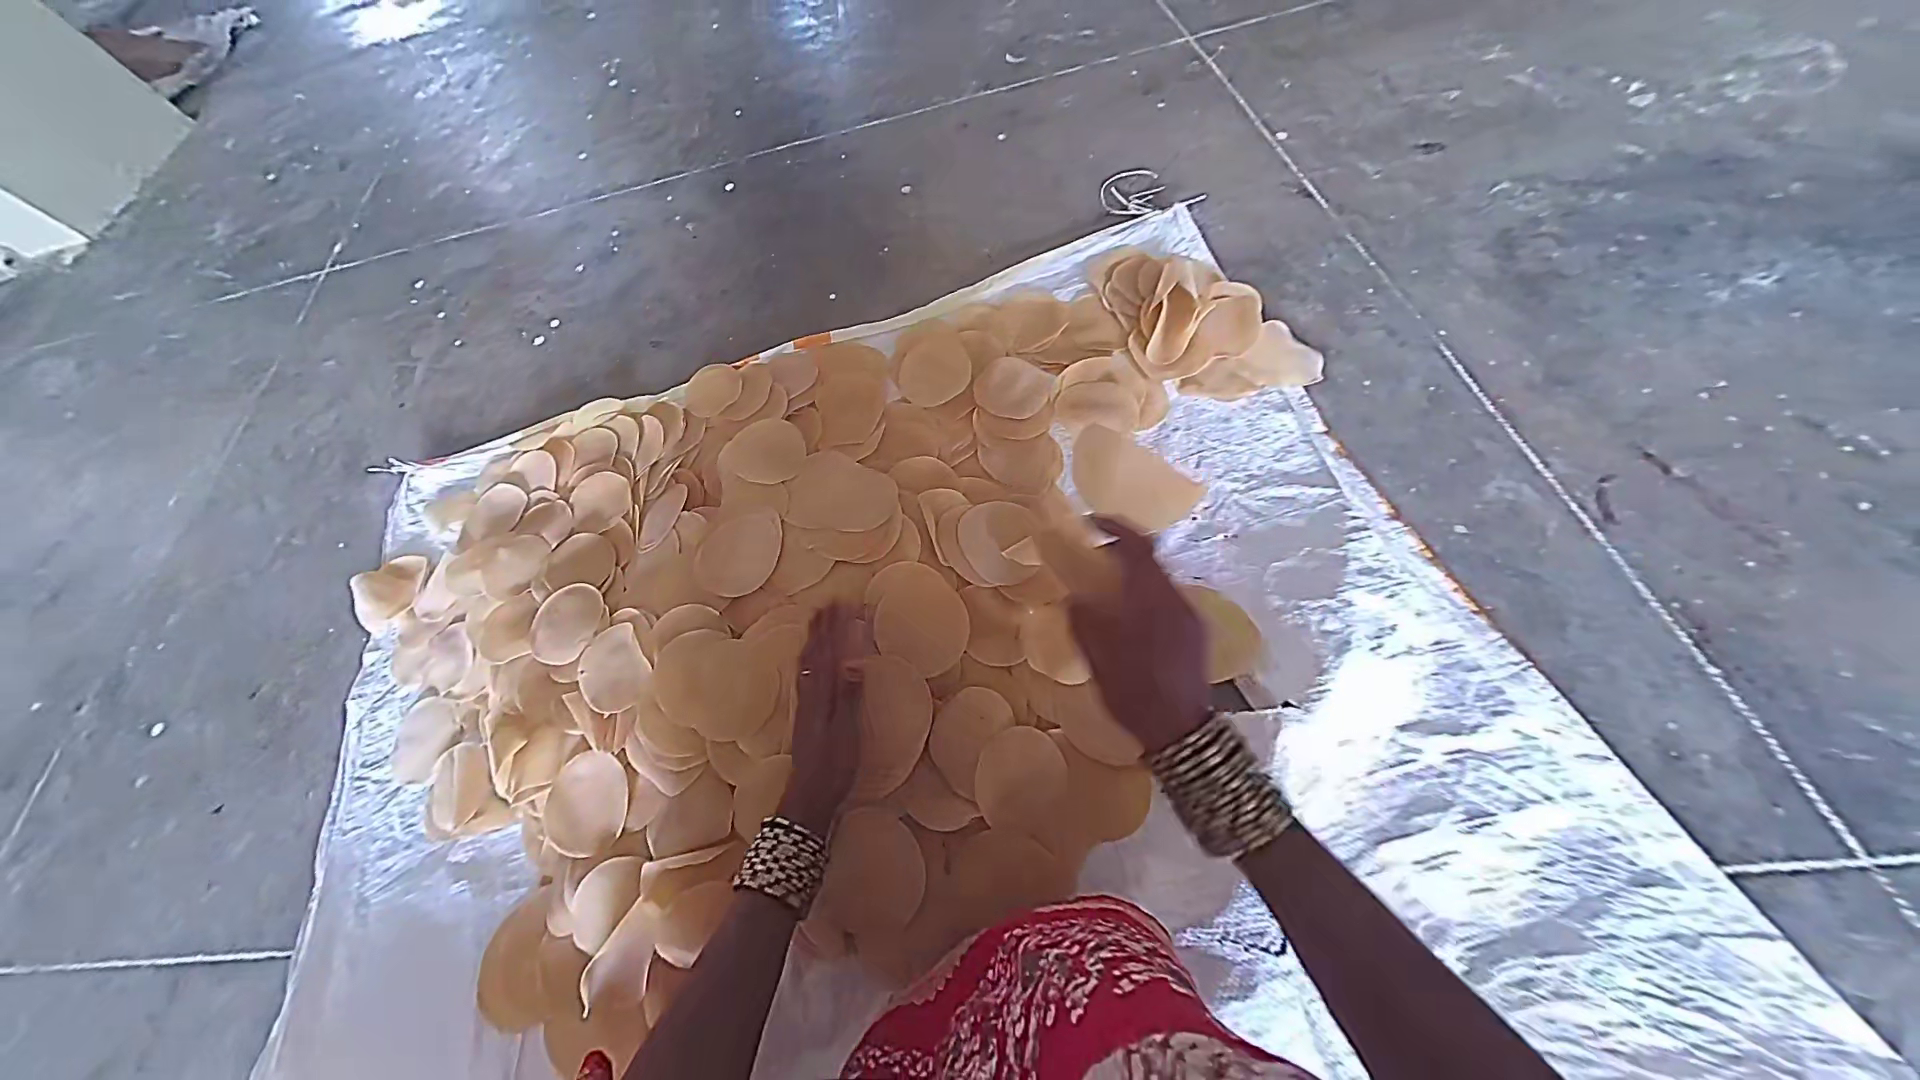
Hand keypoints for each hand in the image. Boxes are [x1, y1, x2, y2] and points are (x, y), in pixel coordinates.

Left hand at [779, 604, 863, 833]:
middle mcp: (809, 693)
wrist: (809, 794)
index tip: (845, 603)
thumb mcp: (847, 732)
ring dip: (814, 636)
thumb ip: (850, 697)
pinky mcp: (804, 712)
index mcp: (821, 694)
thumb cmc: (833, 766)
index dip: (836, 626)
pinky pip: (805, 672)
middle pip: (814, 650)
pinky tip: (810, 655)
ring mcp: (804, 702)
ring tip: (818, 618)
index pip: (830, 651)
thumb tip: (854, 663)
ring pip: (807, 660)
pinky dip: (809, 654)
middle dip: (822, 624)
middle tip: (830, 601)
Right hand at [1065, 516, 1209, 753]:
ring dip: (1134, 577)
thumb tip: (1074, 597)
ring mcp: (1191, 616)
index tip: (1091, 521)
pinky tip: (1131, 620)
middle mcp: (1176, 599)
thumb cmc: (1133, 691)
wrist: (1180, 731)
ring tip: (1109, 592)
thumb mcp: (1096, 656)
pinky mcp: (1197, 633)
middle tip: (1094, 559)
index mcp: (1150, 598)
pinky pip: (1168, 601)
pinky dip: (1147, 596)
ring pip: (1160, 581)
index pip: (1137, 544)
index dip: (1114, 526)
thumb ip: (1084, 620)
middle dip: (1121, 553)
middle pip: (1150, 559)